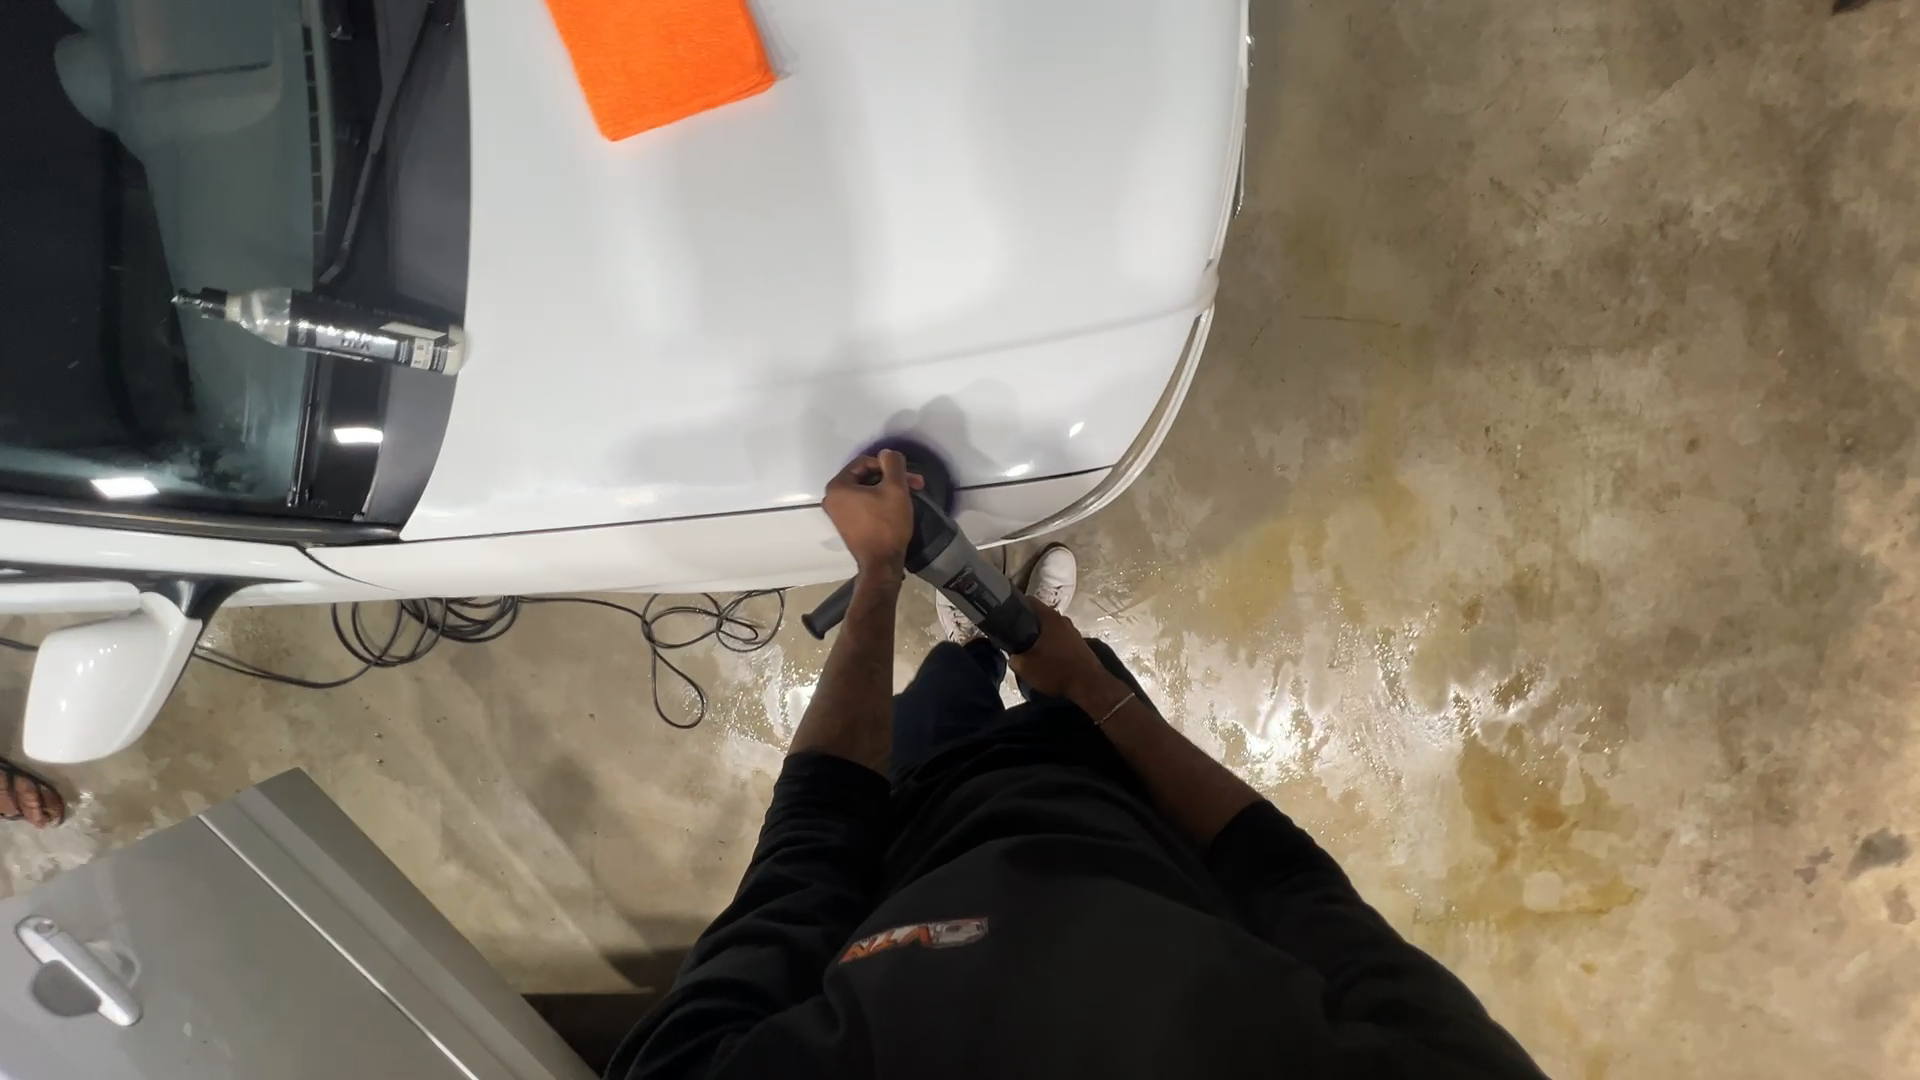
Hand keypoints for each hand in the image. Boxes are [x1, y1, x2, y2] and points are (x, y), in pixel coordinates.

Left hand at [823, 450, 924, 574]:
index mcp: (838, 486)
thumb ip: (892, 464)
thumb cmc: (887, 525)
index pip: (864, 463)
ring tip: (909, 495)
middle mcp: (832, 498)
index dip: (888, 465)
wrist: (882, 563)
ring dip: (888, 489)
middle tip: (914, 484)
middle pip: (865, 477)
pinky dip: (879, 502)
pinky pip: (863, 505)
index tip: (907, 475)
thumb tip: (888, 453)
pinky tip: (896, 507)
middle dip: (891, 478)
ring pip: (866, 491)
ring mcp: (838, 514)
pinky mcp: (847, 525)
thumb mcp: (895, 489)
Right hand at [1007, 603, 1126, 706]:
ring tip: (1029, 651)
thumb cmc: (1056, 671)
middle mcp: (1063, 619)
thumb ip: (1013, 658)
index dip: (1015, 605)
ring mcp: (1073, 631)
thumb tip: (1013, 655)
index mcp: (1050, 617)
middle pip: (1039, 616)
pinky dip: (1051, 646)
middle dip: (1027, 625)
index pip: (1028, 600)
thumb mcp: (1025, 667)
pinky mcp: (1079, 644)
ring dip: (1040, 637)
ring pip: (1050, 629)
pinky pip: (1059, 640)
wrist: (1088, 686)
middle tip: (1015, 637)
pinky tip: (1046, 659)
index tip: (1006, 615)